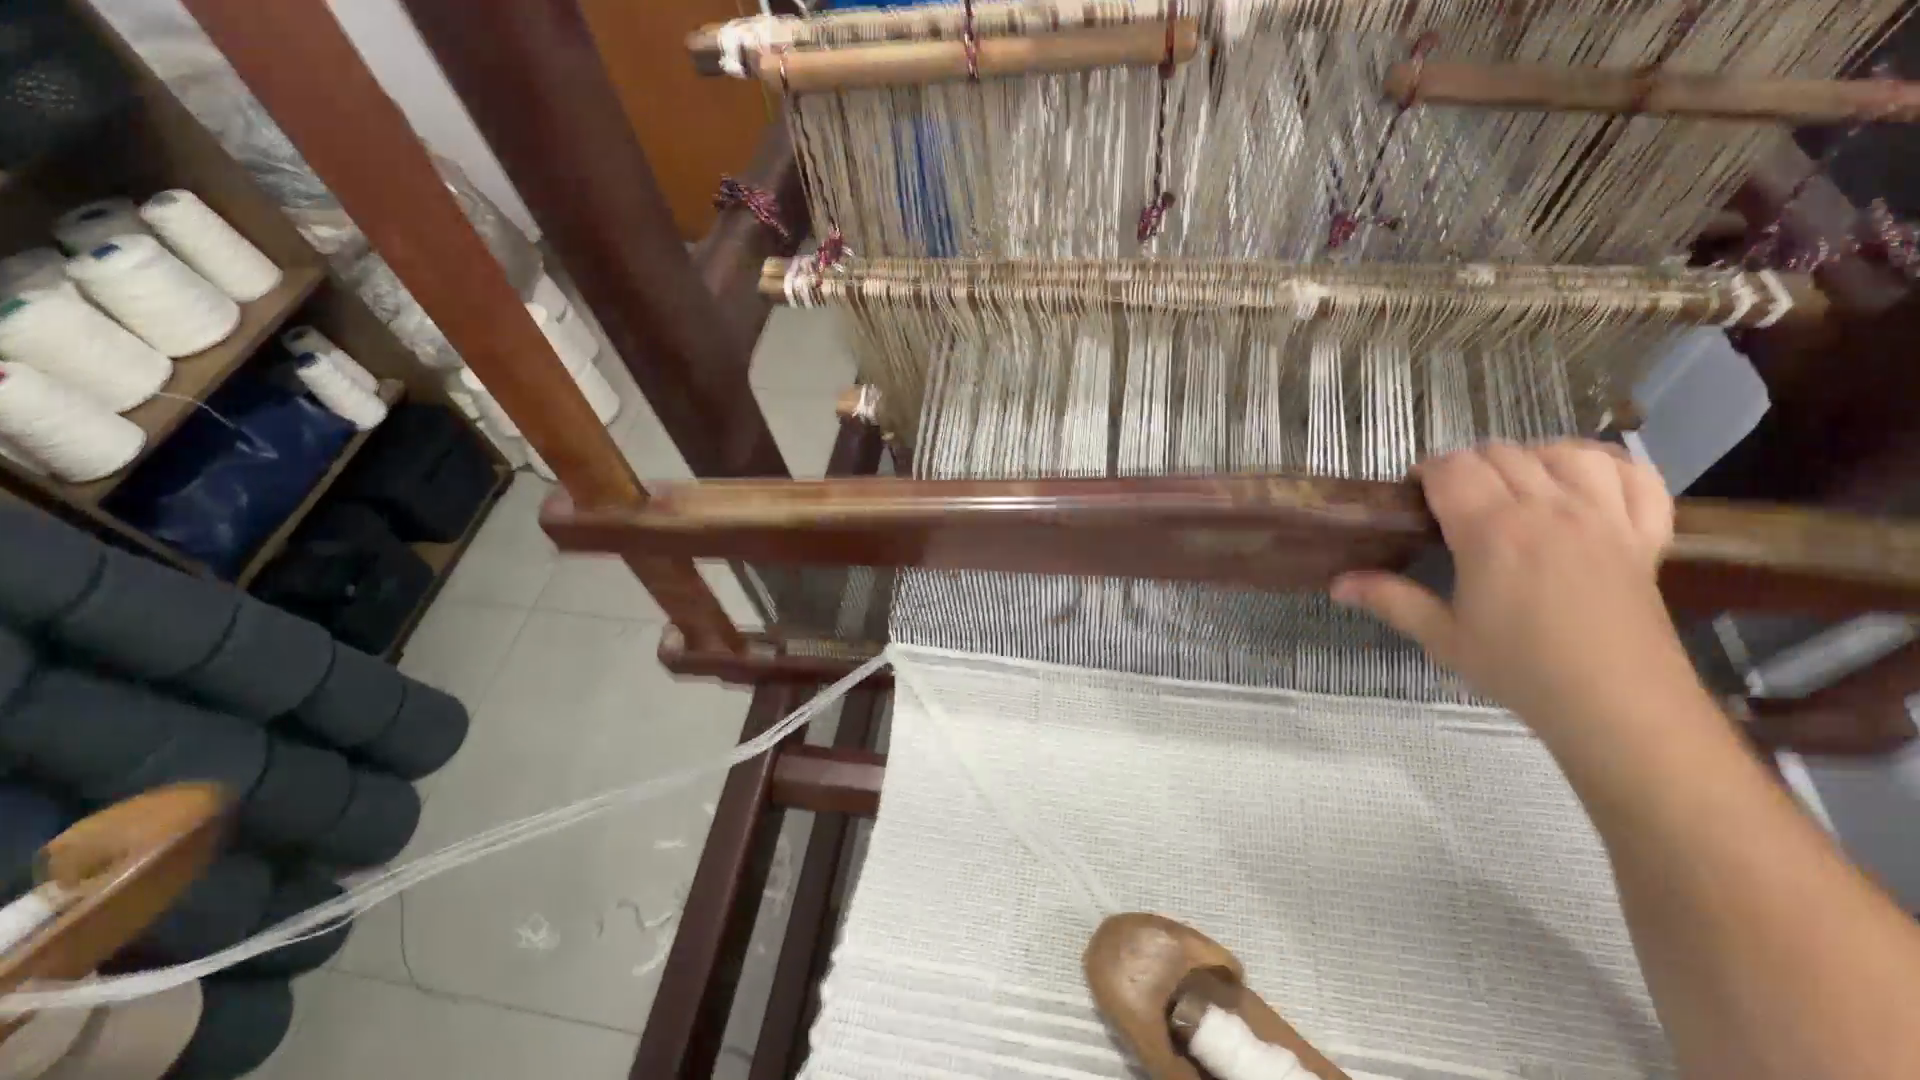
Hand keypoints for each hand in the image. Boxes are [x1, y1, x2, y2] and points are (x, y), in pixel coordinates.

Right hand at [1331, 441, 1694, 736]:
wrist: (1615, 705)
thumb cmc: (1520, 671)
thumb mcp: (1444, 638)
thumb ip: (1391, 600)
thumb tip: (1338, 584)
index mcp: (1492, 530)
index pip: (1452, 468)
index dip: (1427, 472)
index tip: (1416, 497)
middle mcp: (1548, 507)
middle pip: (1501, 454)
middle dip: (1469, 467)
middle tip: (1454, 503)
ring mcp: (1603, 515)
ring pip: (1564, 453)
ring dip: (1532, 458)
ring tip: (1516, 485)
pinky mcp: (1643, 534)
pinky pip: (1634, 476)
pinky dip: (1608, 466)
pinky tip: (1586, 478)